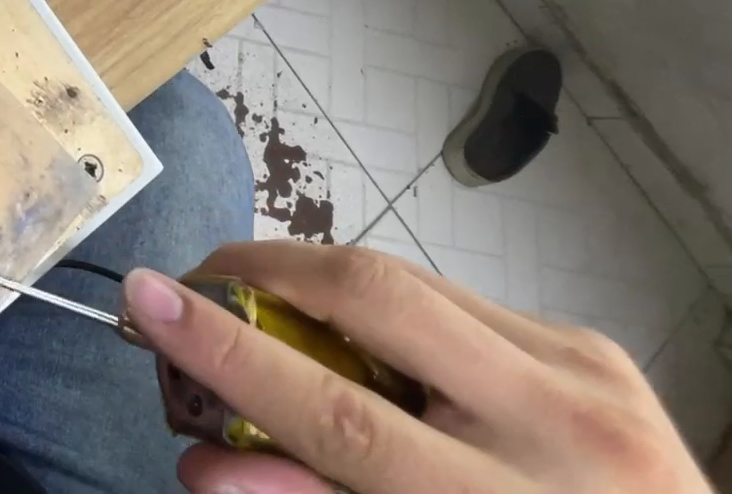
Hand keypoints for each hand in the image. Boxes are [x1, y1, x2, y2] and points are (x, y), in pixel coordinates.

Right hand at [121, 242, 708, 493]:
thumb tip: (194, 459)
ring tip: (256, 304)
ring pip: (397, 276)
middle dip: (259, 271)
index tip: (144, 294)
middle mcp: (569, 429)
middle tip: (195, 282)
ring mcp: (587, 370)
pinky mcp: (585, 340)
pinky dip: (367, 300)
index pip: (337, 416)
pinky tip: (353, 336)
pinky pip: (435, 290)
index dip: (226, 350)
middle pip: (371, 298)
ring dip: (305, 280)